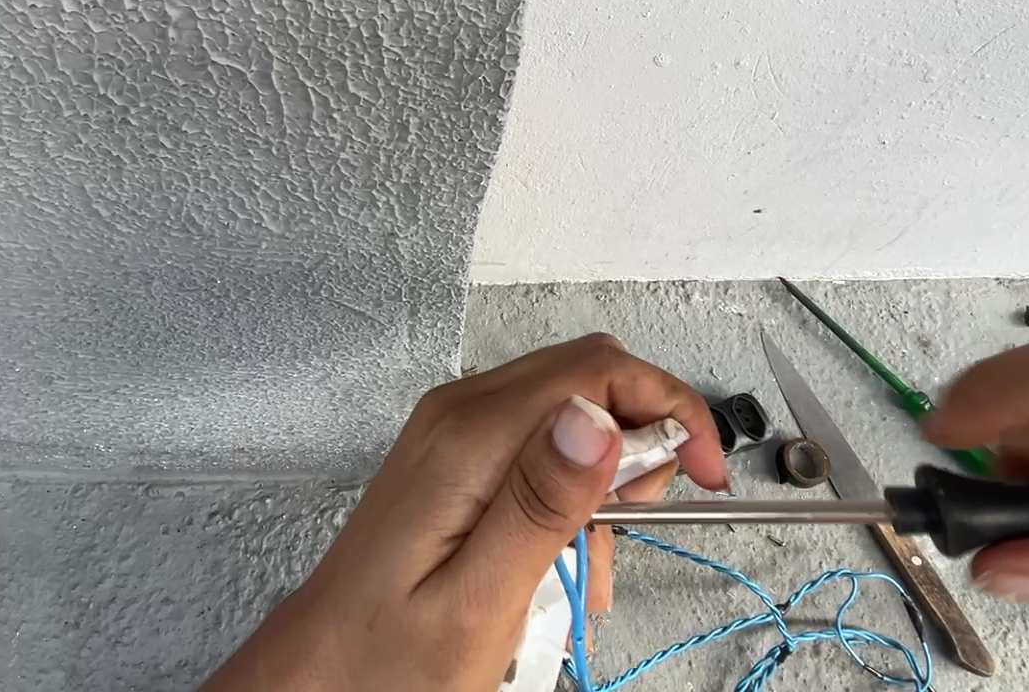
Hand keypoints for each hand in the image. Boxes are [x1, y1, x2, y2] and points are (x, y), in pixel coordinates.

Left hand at [200, 334, 727, 691]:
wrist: (325, 660)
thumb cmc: (393, 651)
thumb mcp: (481, 597)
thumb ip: (541, 502)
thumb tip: (597, 416)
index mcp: (471, 434)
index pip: (593, 368)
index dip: (665, 405)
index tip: (703, 472)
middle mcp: (462, 409)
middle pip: (584, 376)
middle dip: (638, 439)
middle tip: (635, 523)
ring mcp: (457, 425)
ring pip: (568, 409)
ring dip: (605, 478)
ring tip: (587, 562)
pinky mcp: (459, 449)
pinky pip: (539, 442)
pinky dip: (571, 489)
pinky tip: (559, 555)